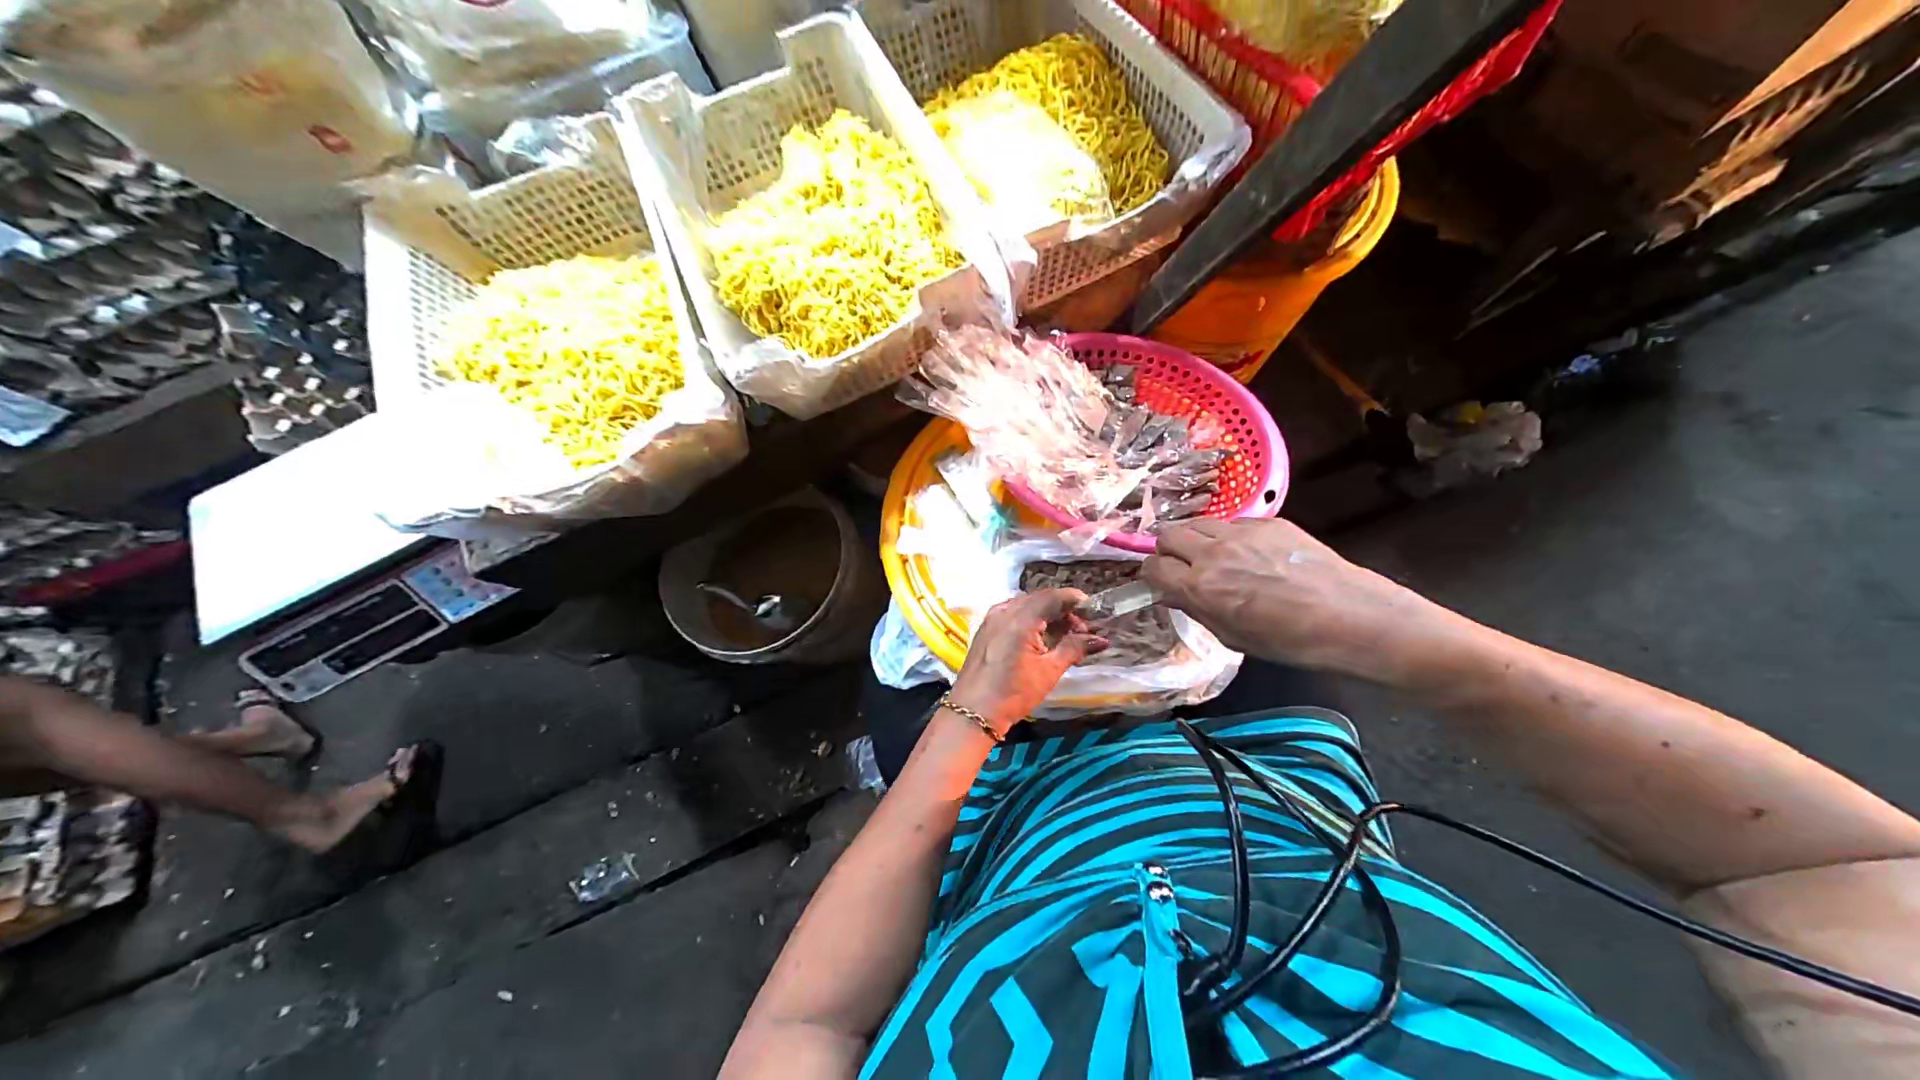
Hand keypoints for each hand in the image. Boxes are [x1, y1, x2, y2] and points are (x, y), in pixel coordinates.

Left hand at [948, 589, 1108, 733]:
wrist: (972, 712)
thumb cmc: (1014, 693)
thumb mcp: (1049, 671)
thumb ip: (1074, 648)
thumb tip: (1100, 639)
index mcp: (1021, 618)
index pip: (1054, 597)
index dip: (1076, 601)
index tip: (1094, 613)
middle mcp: (1005, 611)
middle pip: (1040, 599)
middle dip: (1063, 610)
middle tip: (1082, 631)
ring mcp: (992, 618)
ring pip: (1026, 606)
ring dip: (1047, 615)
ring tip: (1065, 637)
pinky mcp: (986, 628)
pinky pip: (1013, 614)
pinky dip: (1031, 620)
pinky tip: (1041, 639)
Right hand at [1142, 519, 1466, 686]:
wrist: (1352, 619)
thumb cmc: (1289, 642)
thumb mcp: (1232, 638)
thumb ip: (1195, 610)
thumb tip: (1170, 594)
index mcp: (1200, 587)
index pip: (1153, 567)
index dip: (1152, 574)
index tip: (1160, 582)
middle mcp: (1213, 553)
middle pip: (1169, 534)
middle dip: (1168, 550)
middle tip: (1183, 566)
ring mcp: (1241, 532)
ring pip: (1198, 522)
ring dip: (1196, 538)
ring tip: (1214, 556)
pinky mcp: (1269, 521)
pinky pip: (1233, 522)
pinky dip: (1229, 535)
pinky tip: (1251, 554)